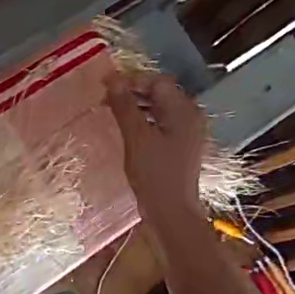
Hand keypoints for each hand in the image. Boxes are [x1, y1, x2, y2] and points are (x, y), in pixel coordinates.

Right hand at [106, 70, 209, 231]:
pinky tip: (126, 131)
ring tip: (111, 113)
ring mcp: (187, 133)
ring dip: (136, 107)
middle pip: (160, 94)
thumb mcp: (136, 138)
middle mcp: (190, 117)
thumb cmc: (155, 175)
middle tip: (104, 99)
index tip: (104, 86)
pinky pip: (160, 125)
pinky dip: (143, 122)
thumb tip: (112, 80)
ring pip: (159, 110)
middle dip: (133, 92)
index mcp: (184, 110)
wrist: (171, 213)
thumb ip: (125, 107)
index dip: (131, 80)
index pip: (157, 82)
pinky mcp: (179, 148)